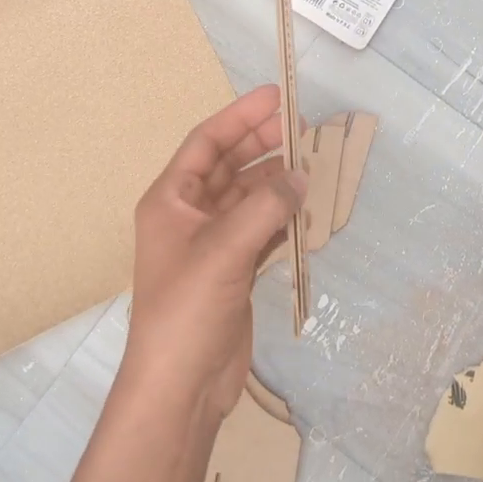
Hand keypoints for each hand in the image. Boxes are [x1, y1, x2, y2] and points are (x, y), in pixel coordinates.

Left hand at [73, 86, 305, 481]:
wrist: (181, 385)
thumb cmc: (189, 307)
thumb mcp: (226, 248)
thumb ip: (266, 205)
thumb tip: (302, 176)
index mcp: (171, 200)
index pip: (206, 142)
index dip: (240, 116)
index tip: (276, 96)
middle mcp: (188, 215)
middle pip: (229, 164)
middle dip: (262, 143)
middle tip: (302, 127)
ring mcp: (211, 243)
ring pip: (247, 196)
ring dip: (276, 180)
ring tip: (311, 164)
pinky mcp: (231, 269)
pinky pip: (259, 227)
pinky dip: (281, 214)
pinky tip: (305, 208)